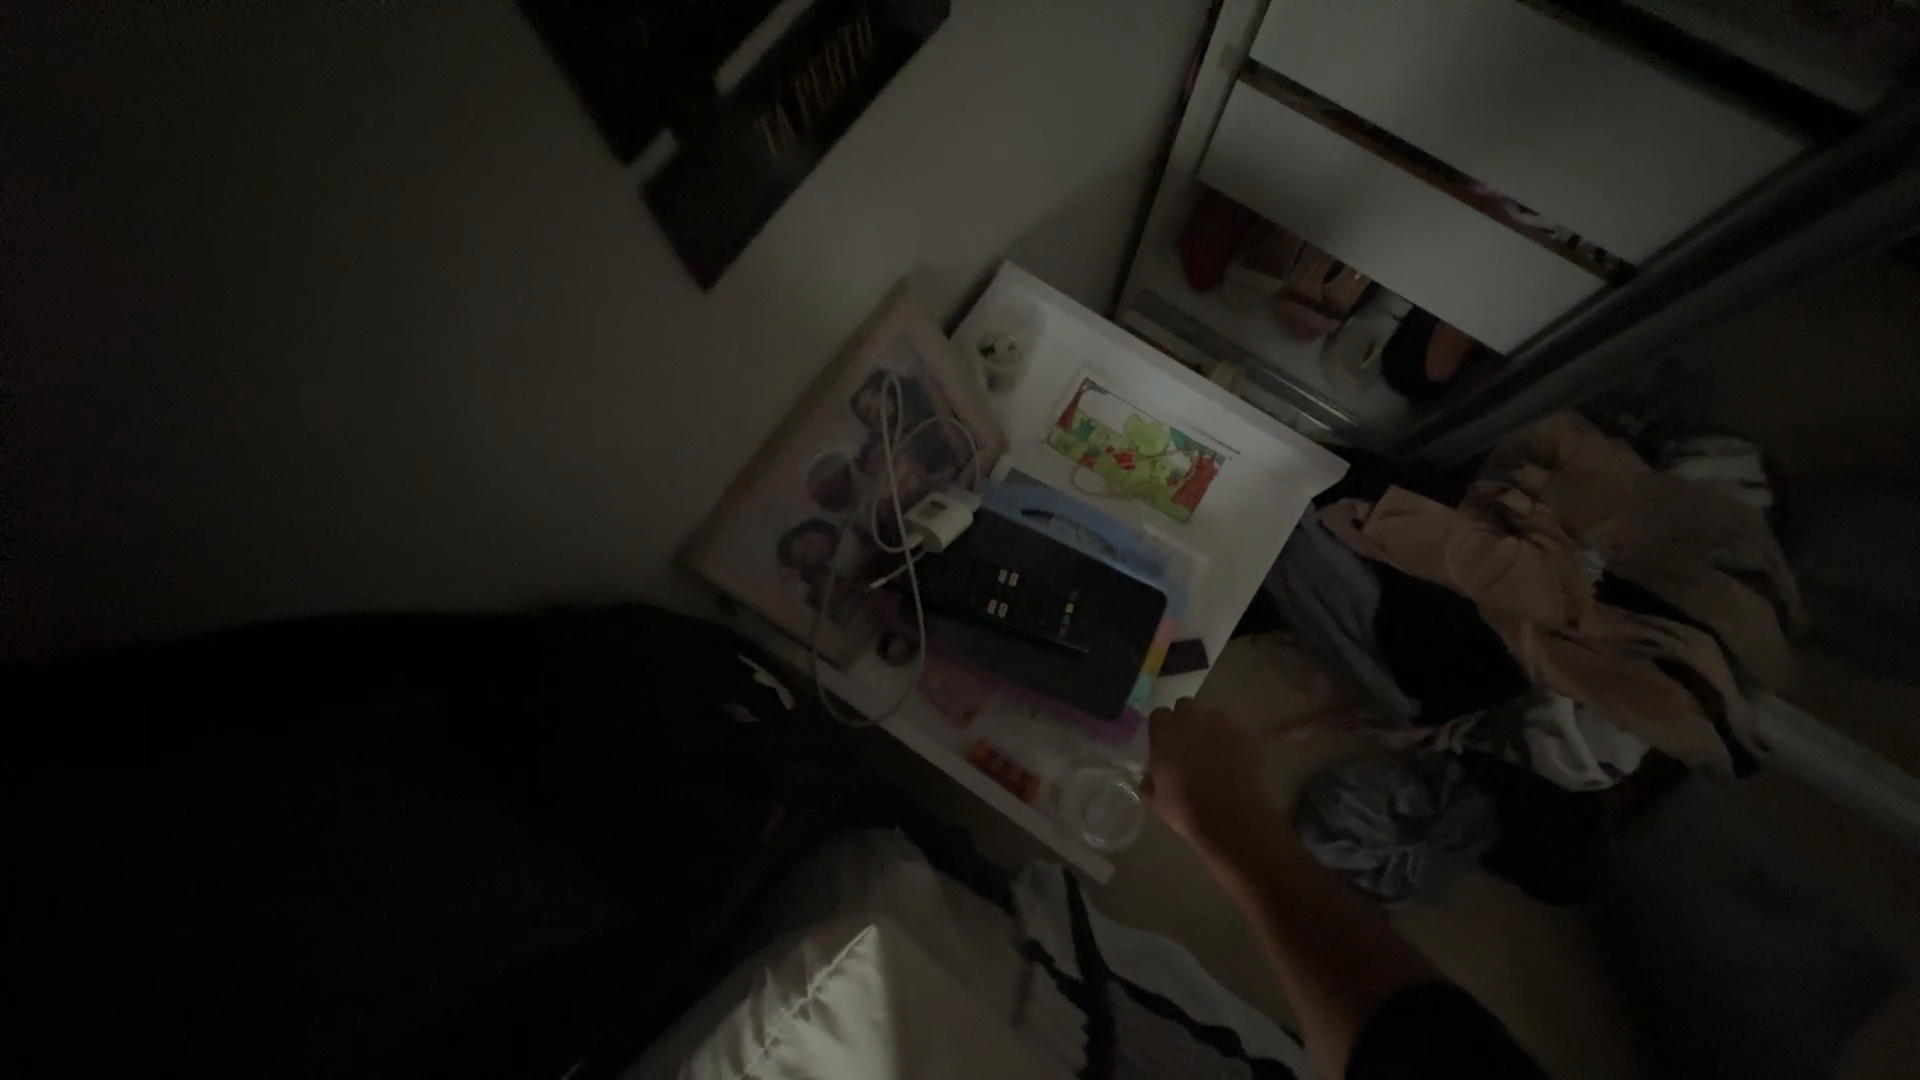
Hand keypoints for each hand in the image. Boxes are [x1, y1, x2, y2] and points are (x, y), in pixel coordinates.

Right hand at [1142, 698, 1277, 849]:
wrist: (1234, 819)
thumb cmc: (1188, 809)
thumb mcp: (1156, 800)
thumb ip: (1149, 781)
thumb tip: (1149, 777)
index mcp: (1166, 732)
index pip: (1158, 714)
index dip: (1161, 728)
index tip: (1164, 744)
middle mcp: (1192, 719)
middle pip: (1186, 707)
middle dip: (1186, 721)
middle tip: (1189, 744)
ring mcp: (1223, 723)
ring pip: (1213, 716)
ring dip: (1211, 729)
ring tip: (1215, 753)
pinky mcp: (1247, 734)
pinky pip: (1236, 731)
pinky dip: (1233, 742)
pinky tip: (1235, 762)